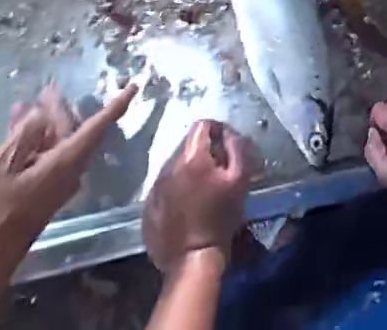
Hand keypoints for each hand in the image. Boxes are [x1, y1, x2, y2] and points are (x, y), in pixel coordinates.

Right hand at [0, 83, 136, 268]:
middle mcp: (68, 174)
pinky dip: (34, 142)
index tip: (134, 86)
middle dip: (60, 109)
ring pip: (58, 144)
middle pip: (73, 131)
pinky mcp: (43, 195)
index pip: (96, 128)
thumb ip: (23, 137)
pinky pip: (47, 158)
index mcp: (64, 164)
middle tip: (45, 90)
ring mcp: (56, 187)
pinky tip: (15, 130)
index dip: (116, 105)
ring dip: (42, 124)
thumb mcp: (0, 168)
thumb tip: (42, 115)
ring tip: (21, 107)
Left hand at [143, 119, 252, 273]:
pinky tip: (186, 204)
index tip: (226, 145)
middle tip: (216, 169)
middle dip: (203, 151)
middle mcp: (169, 164)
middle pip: (187, 144)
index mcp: (192, 156)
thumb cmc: (219, 219)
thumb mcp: (238, 182)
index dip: (217, 130)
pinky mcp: (148, 202)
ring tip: (201, 188)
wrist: (191, 261)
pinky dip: (176, 187)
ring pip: (175, 164)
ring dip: (188, 169)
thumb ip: (237, 150)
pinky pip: (164, 184)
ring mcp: (155, 184)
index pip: (202, 125)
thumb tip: (230, 133)